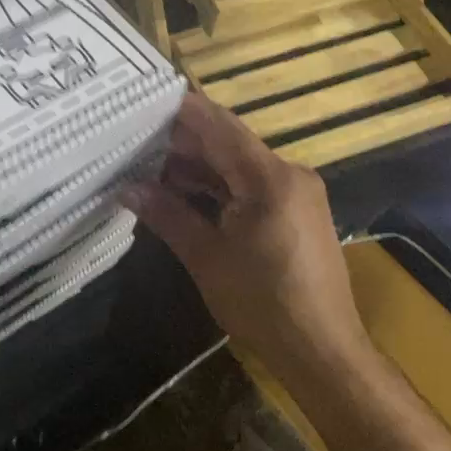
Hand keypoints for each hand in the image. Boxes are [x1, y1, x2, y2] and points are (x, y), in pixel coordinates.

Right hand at [122, 94, 369, 377]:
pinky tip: (183, 192)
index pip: (218, 125)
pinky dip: (219, 187)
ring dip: (198, 166)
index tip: (142, 99)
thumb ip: (167, 214)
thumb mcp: (206, 257)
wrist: (322, 350)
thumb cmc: (262, 303)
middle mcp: (289, 173)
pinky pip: (252, 185)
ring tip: (147, 166)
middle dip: (181, 142)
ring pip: (238, 165)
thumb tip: (127, 188)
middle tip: (133, 138)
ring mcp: (297, 192)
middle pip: (228, 142)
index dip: (179, 110)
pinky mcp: (297, 212)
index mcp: (269, 177)